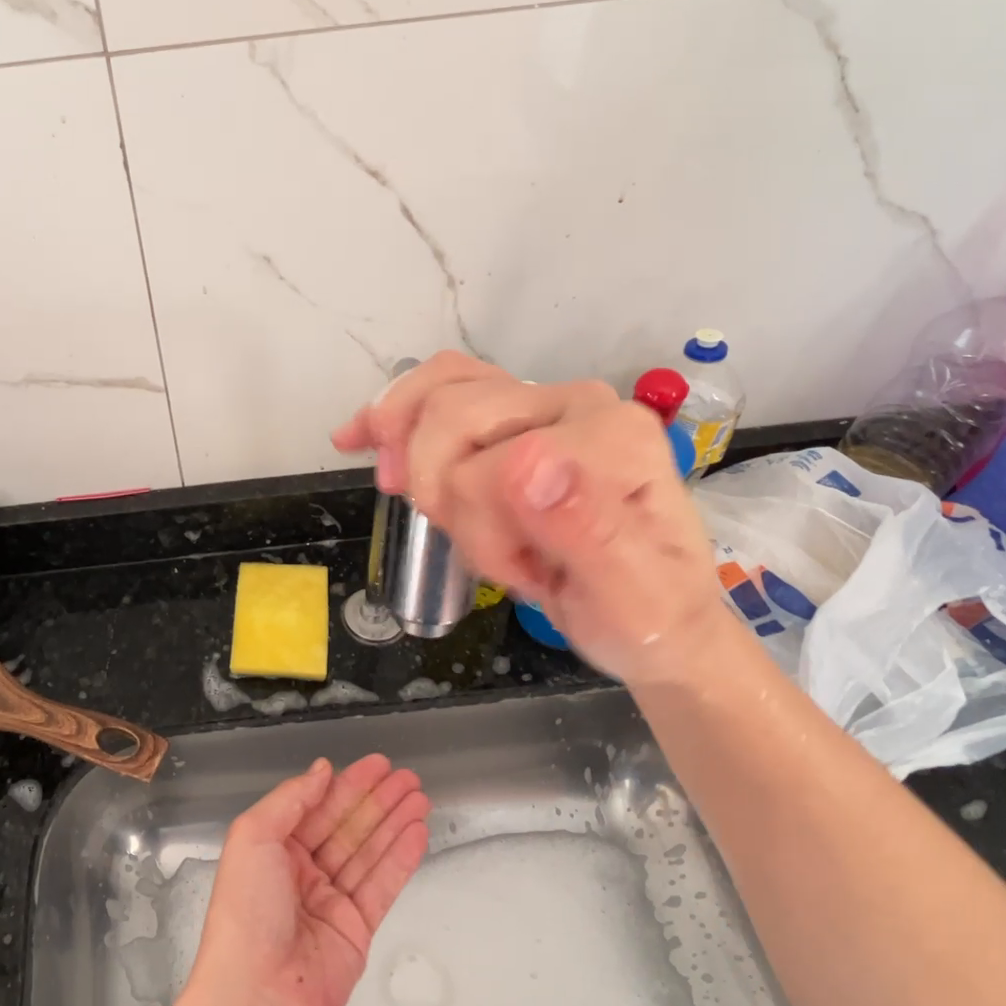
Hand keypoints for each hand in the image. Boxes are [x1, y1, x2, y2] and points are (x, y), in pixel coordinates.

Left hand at [163, 755, 429, 1005]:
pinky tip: (416, 833)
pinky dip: (402, 858)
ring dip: (395, 822)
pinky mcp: (355, 929)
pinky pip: (383, 885)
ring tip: (419, 798)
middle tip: (406, 777)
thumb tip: (319, 770)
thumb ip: (290, 798)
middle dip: (378, 800)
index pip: (317, 805)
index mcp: (272, 848)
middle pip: (348, 825)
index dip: (348, 783)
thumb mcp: (253, 837)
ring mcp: (330, 901)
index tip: (375, 765)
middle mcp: (301, 872)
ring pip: (369, 851)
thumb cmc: (243, 915)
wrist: (257, 991)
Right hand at [331, 351, 739, 684]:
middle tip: (482, 549)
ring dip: (413, 459)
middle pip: (455, 416)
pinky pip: (437, 390)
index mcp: (611, 438)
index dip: (482, 529)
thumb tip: (525, 463)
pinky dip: (391, 415)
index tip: (523, 576)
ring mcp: (541, 404)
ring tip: (414, 500)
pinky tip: (357, 437)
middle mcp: (577, 403)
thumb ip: (586, 528)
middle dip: (446, 497)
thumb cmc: (641, 614)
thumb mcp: (627, 599)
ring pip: (438, 393)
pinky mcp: (512, 417)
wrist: (647, 616)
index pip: (492, 463)